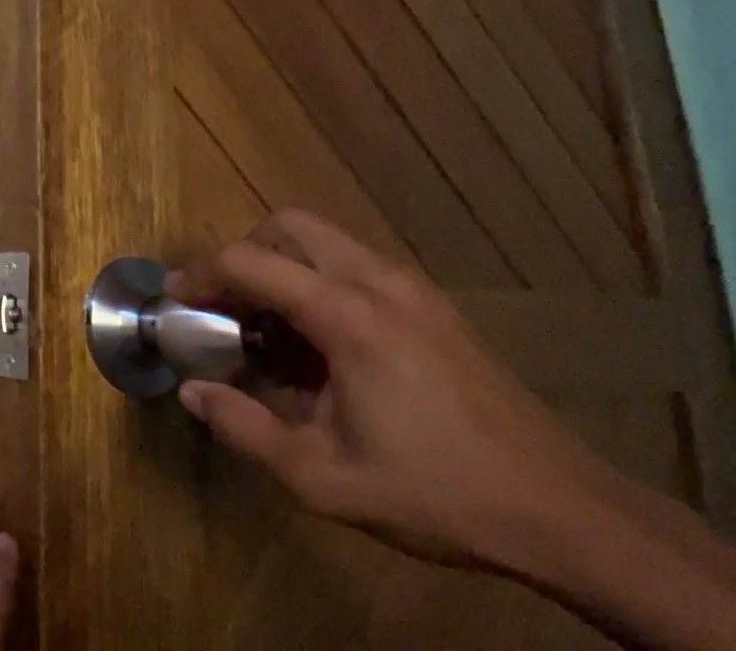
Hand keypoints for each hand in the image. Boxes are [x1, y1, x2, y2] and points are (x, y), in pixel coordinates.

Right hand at [172, 209, 613, 569]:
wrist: (562, 510)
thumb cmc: (435, 494)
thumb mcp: (321, 477)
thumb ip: (245, 427)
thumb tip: (191, 391)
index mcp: (348, 316)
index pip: (249, 261)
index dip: (199, 274)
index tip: (173, 302)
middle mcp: (380, 282)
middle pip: (289, 226)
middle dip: (242, 255)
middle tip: (222, 308)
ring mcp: (414, 289)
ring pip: (325, 242)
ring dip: (281, 269)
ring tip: (267, 333)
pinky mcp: (434, 306)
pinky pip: (356, 267)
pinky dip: (317, 284)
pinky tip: (319, 349)